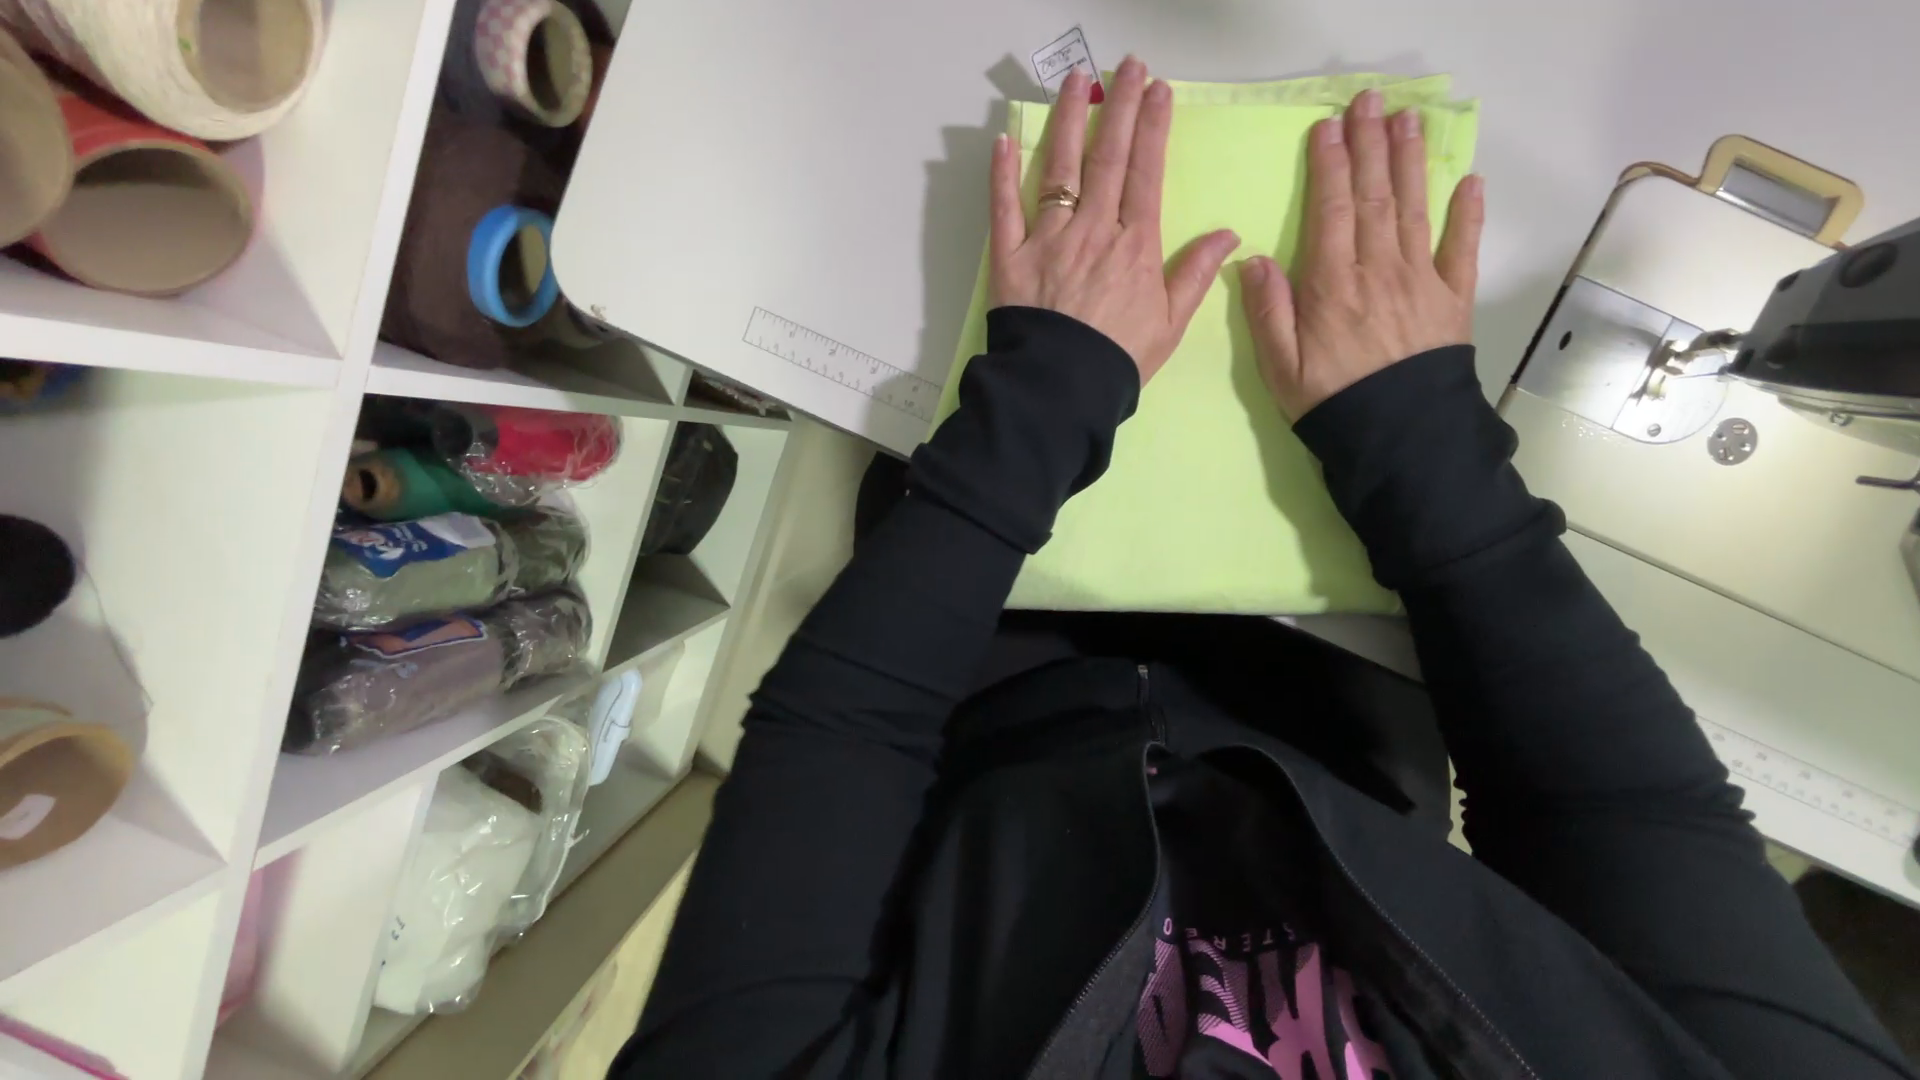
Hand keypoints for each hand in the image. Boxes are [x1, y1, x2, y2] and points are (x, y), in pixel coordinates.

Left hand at [990, 58, 1241, 383]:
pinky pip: (1004, 208)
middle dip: (1119, 106)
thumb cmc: (1119, 360)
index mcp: (1135, 244)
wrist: (1061, 390)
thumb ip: (1196, 274)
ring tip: (1076, 81)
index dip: (1153, 127)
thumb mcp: (1170, 323)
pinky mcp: (1010, 258)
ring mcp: (1047, 240)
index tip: (1159, 91)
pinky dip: (1002, 174)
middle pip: (1107, 158)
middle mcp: (1092, 230)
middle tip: (1127, 66)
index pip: (1146, 172)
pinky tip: (1006, 141)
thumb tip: (1229, 235)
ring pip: (1059, 169)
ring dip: (1068, 120)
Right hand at [1238, 89, 1484, 419]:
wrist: (1396, 435)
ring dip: (1409, 162)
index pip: (1331, 211)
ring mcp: (1421, 280)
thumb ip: (1267, 311)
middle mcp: (1379, 270)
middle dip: (1370, 145)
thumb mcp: (1279, 367)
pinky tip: (1468, 182)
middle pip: (1374, 196)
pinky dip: (1467, 213)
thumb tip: (1252, 259)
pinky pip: (1462, 248)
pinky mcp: (1453, 298)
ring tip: (1407, 120)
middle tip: (1369, 100)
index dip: (1330, 165)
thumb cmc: (1329, 402)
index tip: (1327, 127)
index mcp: (1333, 285)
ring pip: (1413, 208)